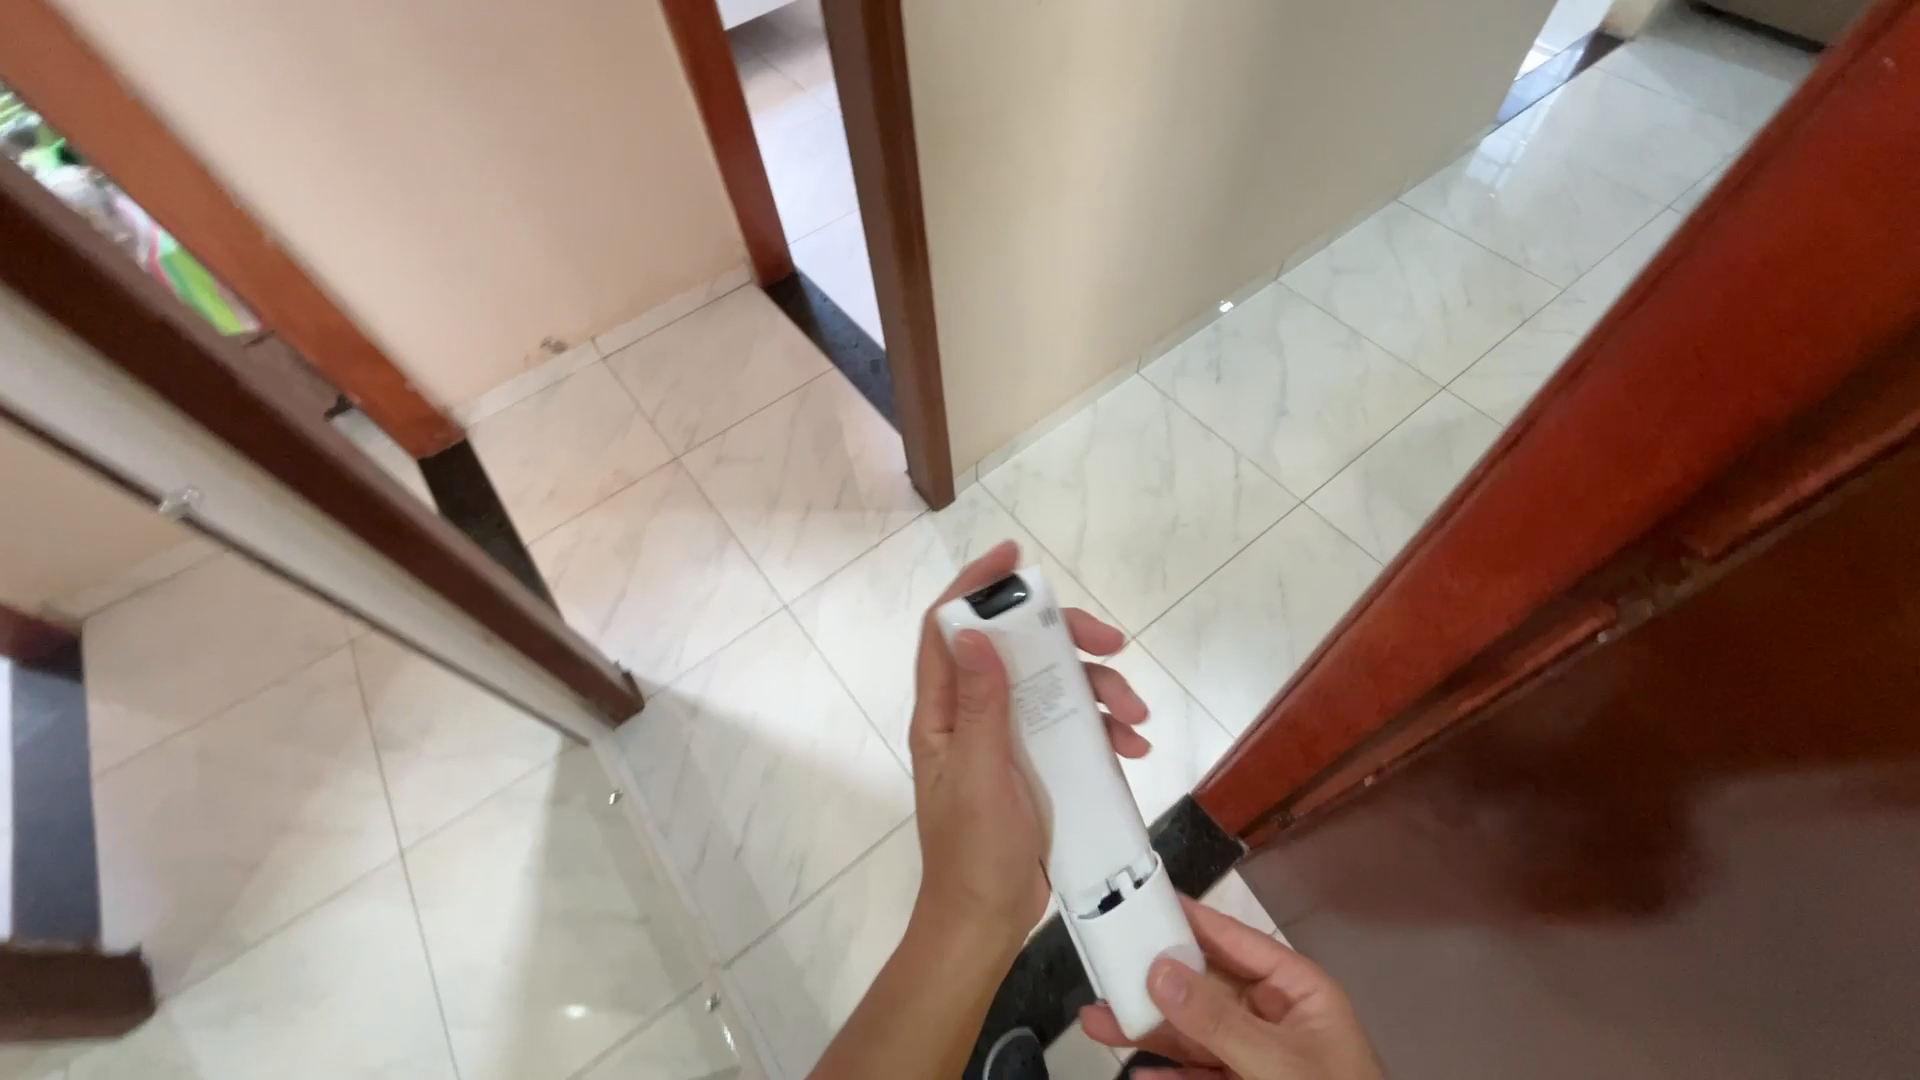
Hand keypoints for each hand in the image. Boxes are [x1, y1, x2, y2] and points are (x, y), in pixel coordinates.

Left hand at [907, 540, 1149, 948]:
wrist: (989, 918)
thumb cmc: (974, 850)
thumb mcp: (980, 775)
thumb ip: (980, 705)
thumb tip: (976, 631)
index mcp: (945, 709)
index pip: (949, 627)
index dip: (976, 585)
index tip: (1015, 557)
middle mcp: (975, 710)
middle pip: (1017, 646)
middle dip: (1066, 636)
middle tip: (1113, 642)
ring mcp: (1009, 734)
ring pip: (1054, 683)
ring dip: (1099, 688)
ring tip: (1136, 715)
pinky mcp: (1038, 758)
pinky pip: (1072, 725)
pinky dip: (1104, 728)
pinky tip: (1133, 747)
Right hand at [1082, 898, 1381, 1079]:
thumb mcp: (1278, 1064)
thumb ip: (1218, 1020)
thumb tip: (1160, 971)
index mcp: (1297, 991)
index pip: (1234, 940)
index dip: (1190, 918)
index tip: (1144, 899)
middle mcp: (1275, 1017)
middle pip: (1203, 988)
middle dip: (1154, 983)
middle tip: (1106, 970)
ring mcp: (1261, 1058)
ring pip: (1194, 1033)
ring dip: (1148, 1031)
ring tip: (1099, 1022)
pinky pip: (1201, 1074)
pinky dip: (1170, 1075)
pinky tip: (1141, 1074)